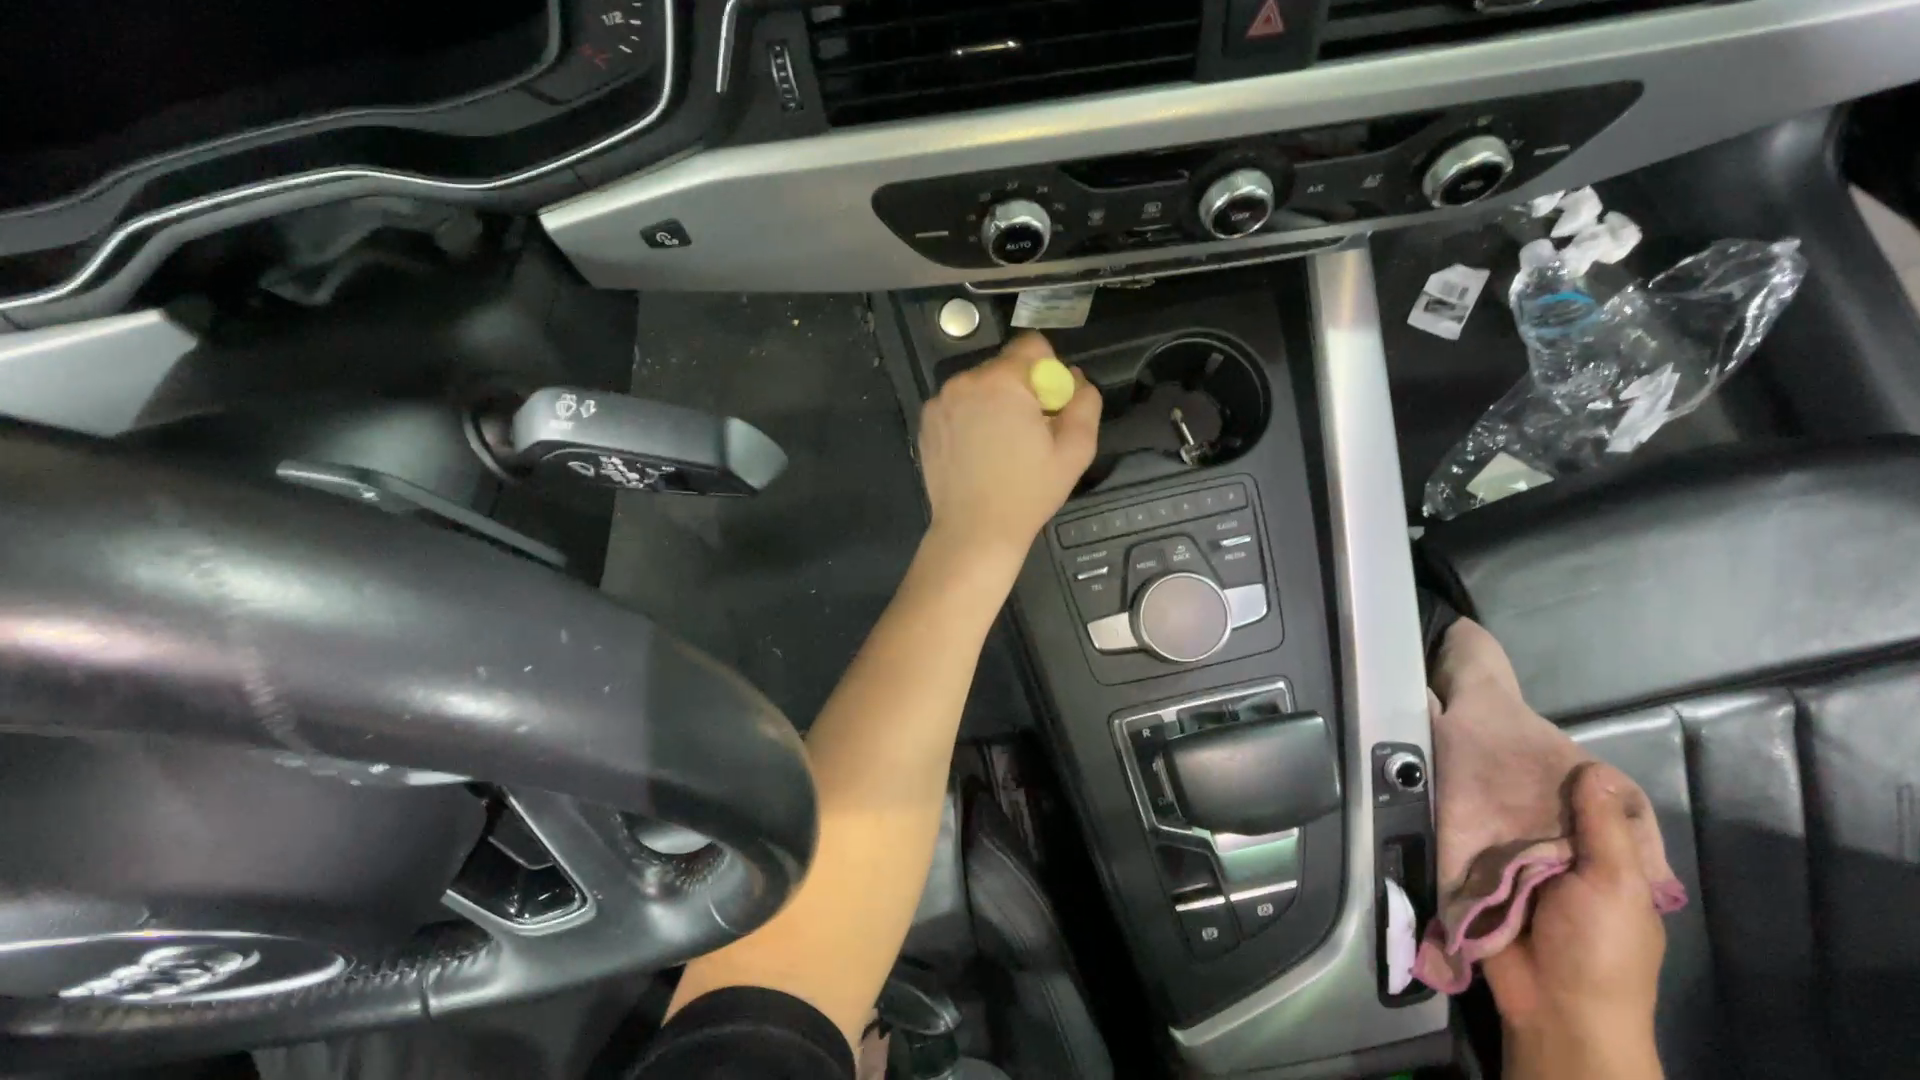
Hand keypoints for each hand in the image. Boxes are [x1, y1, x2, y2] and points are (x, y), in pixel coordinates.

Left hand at [917, 332, 1100, 565]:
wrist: (975, 530)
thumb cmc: (1028, 492)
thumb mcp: (1076, 449)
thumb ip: (1085, 402)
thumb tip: (1075, 379)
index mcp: (1003, 381)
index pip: (1032, 345)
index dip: (1048, 371)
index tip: (1049, 405)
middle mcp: (966, 381)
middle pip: (1004, 365)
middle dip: (1021, 388)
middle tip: (1028, 431)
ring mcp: (940, 401)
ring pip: (979, 385)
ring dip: (994, 402)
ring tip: (1001, 445)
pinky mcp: (926, 421)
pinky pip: (957, 404)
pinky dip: (970, 417)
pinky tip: (977, 451)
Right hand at [1484, 763, 1666, 1079]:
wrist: (1553, 1009)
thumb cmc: (1600, 950)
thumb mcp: (1615, 885)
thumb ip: (1602, 829)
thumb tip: (1594, 768)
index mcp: (1608, 863)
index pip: (1594, 809)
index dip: (1573, 776)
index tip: (1539, 736)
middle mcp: (1564, 862)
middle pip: (1543, 813)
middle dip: (1520, 782)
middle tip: (1486, 732)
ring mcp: (1521, 873)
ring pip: (1506, 826)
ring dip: (1487, 800)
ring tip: (1458, 748)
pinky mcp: (1483, 882)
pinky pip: (1474, 846)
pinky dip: (1462, 823)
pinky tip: (1442, 786)